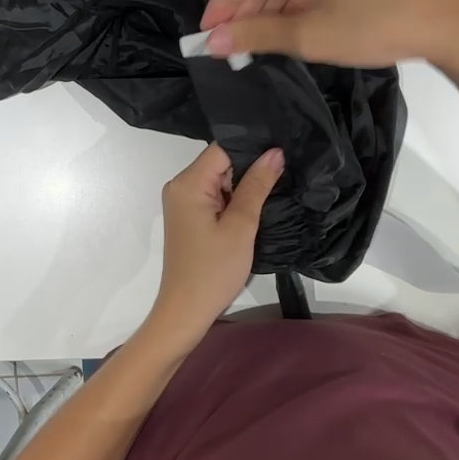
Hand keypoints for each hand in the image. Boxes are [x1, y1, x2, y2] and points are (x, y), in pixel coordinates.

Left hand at [147, 144, 284, 338]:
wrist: (187, 309)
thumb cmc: (214, 269)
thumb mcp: (241, 225)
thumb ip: (257, 185)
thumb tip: (275, 153)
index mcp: (187, 183)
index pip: (222, 149)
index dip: (251, 151)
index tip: (279, 159)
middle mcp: (179, 186)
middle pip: (220, 163)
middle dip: (248, 171)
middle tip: (279, 182)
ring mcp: (182, 203)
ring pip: (219, 181)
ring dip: (242, 189)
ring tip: (268, 199)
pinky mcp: (188, 218)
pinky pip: (213, 197)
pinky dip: (232, 203)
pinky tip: (249, 215)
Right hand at [201, 0, 458, 72]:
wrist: (449, 27)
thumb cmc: (376, 25)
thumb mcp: (309, 35)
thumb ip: (255, 34)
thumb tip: (212, 43)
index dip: (223, 2)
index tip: (204, 34)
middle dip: (245, 7)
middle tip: (224, 44)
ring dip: (268, 8)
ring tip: (247, 43)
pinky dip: (293, 3)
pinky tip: (278, 29)